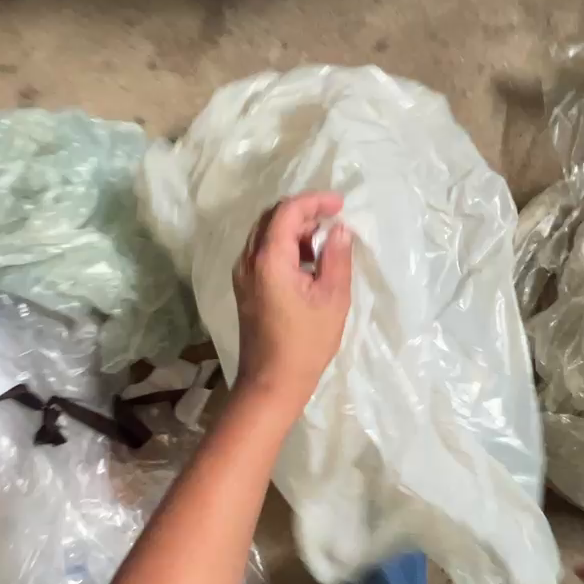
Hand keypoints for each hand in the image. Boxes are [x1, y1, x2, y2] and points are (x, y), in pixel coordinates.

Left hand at [232, 192, 352, 408]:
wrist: (271, 382)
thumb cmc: (306, 343)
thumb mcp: (332, 299)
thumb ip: (336, 258)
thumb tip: (339, 230)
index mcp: (269, 259)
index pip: (288, 212)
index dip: (315, 202)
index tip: (340, 205)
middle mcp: (248, 261)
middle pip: (272, 218)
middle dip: (303, 214)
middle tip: (332, 222)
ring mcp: (242, 275)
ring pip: (265, 235)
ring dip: (293, 231)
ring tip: (324, 244)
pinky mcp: (245, 289)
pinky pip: (262, 254)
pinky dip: (284, 248)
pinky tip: (307, 264)